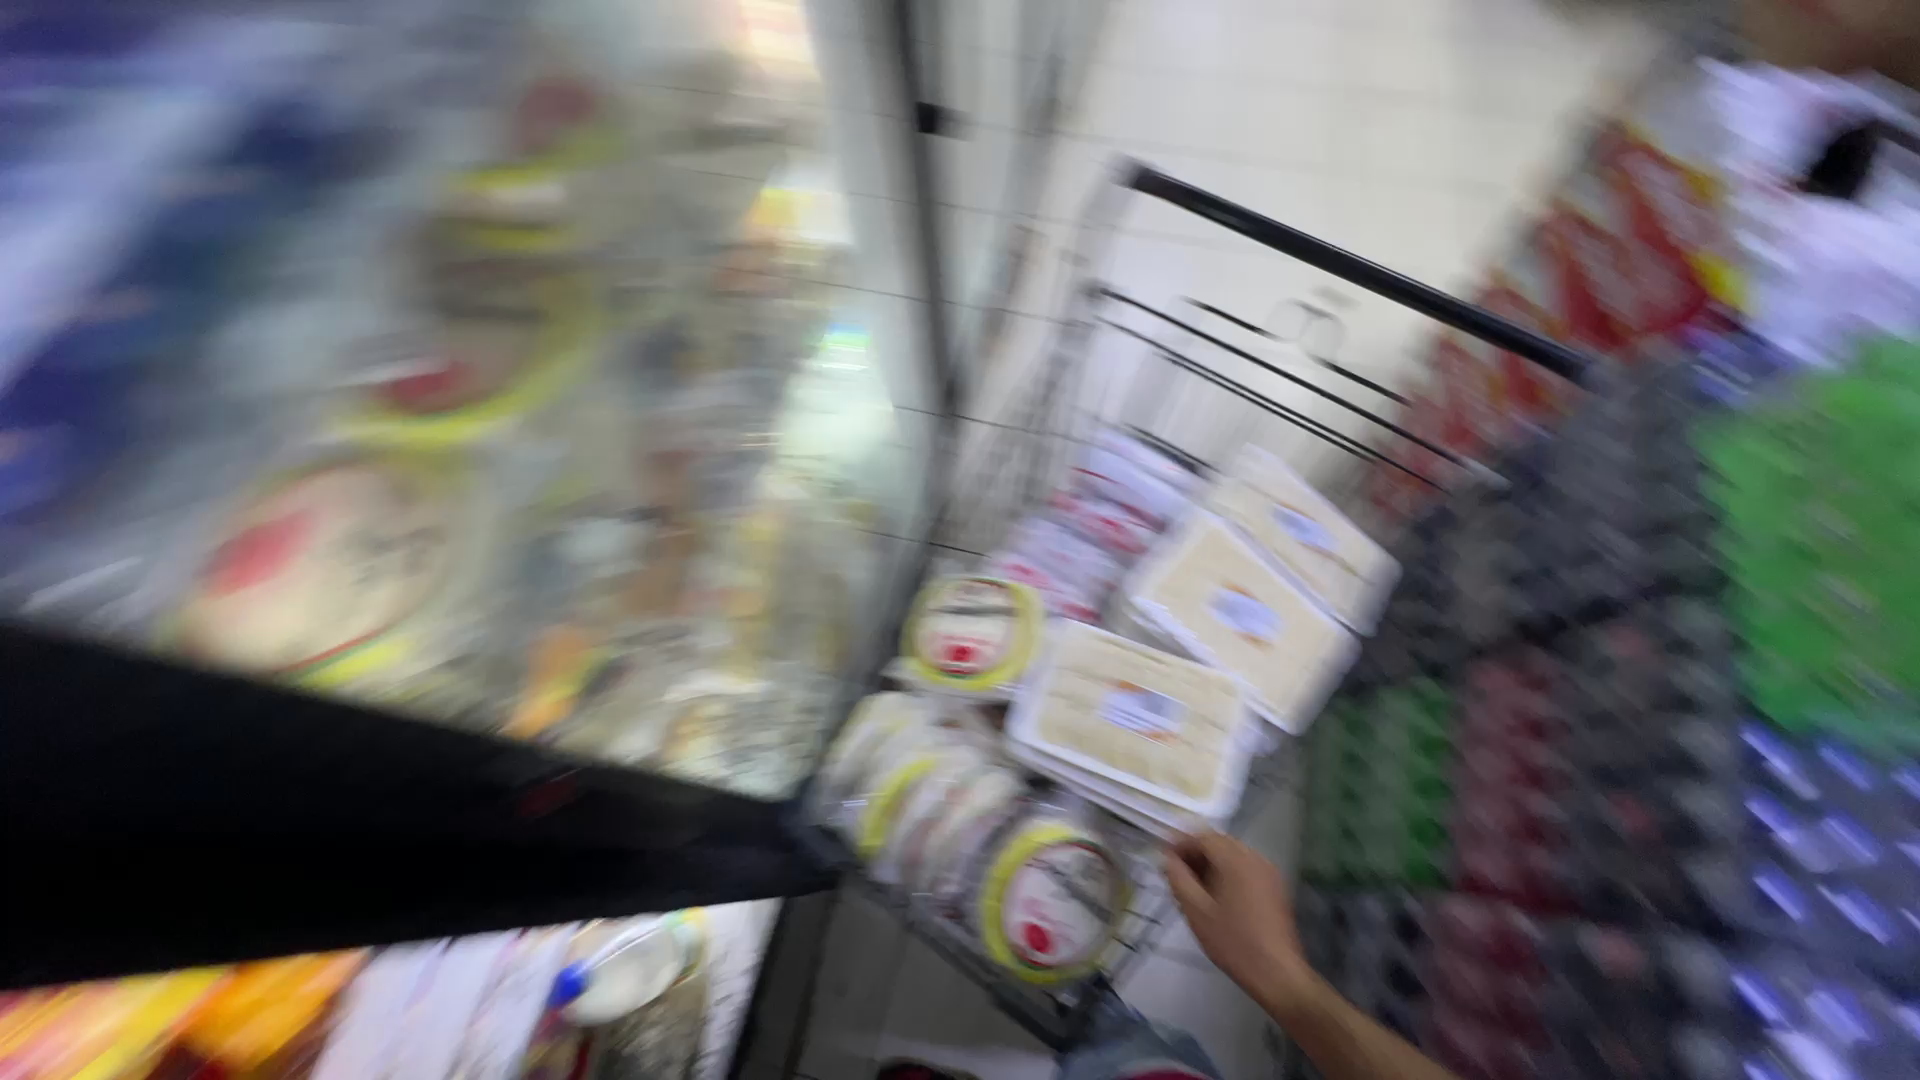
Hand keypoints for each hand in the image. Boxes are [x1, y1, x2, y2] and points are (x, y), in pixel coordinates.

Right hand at [1164, 831, 1318, 1017]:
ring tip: (1195, 886)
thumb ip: (1178, 878)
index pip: (1203, 836)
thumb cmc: (1233, 942)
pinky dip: (1228, 871)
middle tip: (1177, 873)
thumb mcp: (1196, 911)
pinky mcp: (1275, 886)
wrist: (1277, 974)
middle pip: (1219, 842)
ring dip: (1211, 862)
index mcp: (1236, 860)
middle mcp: (1255, 858)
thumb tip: (1169, 858)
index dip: (1180, 843)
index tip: (1165, 859)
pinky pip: (1246, 867)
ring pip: (1232, 854)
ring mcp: (1269, 872)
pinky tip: (1218, 895)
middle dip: (1196, 853)